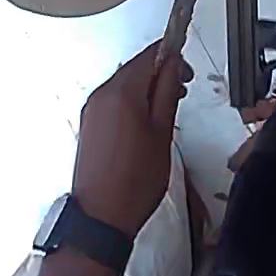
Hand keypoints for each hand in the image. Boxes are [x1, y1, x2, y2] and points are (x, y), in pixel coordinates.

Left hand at [71, 38, 188, 235]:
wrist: (100, 220)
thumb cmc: (134, 181)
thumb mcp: (163, 130)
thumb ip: (168, 91)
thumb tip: (174, 65)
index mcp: (122, 93)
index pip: (151, 55)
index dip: (173, 56)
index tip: (186, 66)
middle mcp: (101, 96)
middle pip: (136, 67)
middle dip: (161, 72)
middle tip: (182, 87)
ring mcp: (92, 111)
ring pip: (125, 83)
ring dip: (148, 87)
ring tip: (167, 107)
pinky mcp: (89, 125)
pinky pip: (114, 99)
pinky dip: (132, 101)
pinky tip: (147, 120)